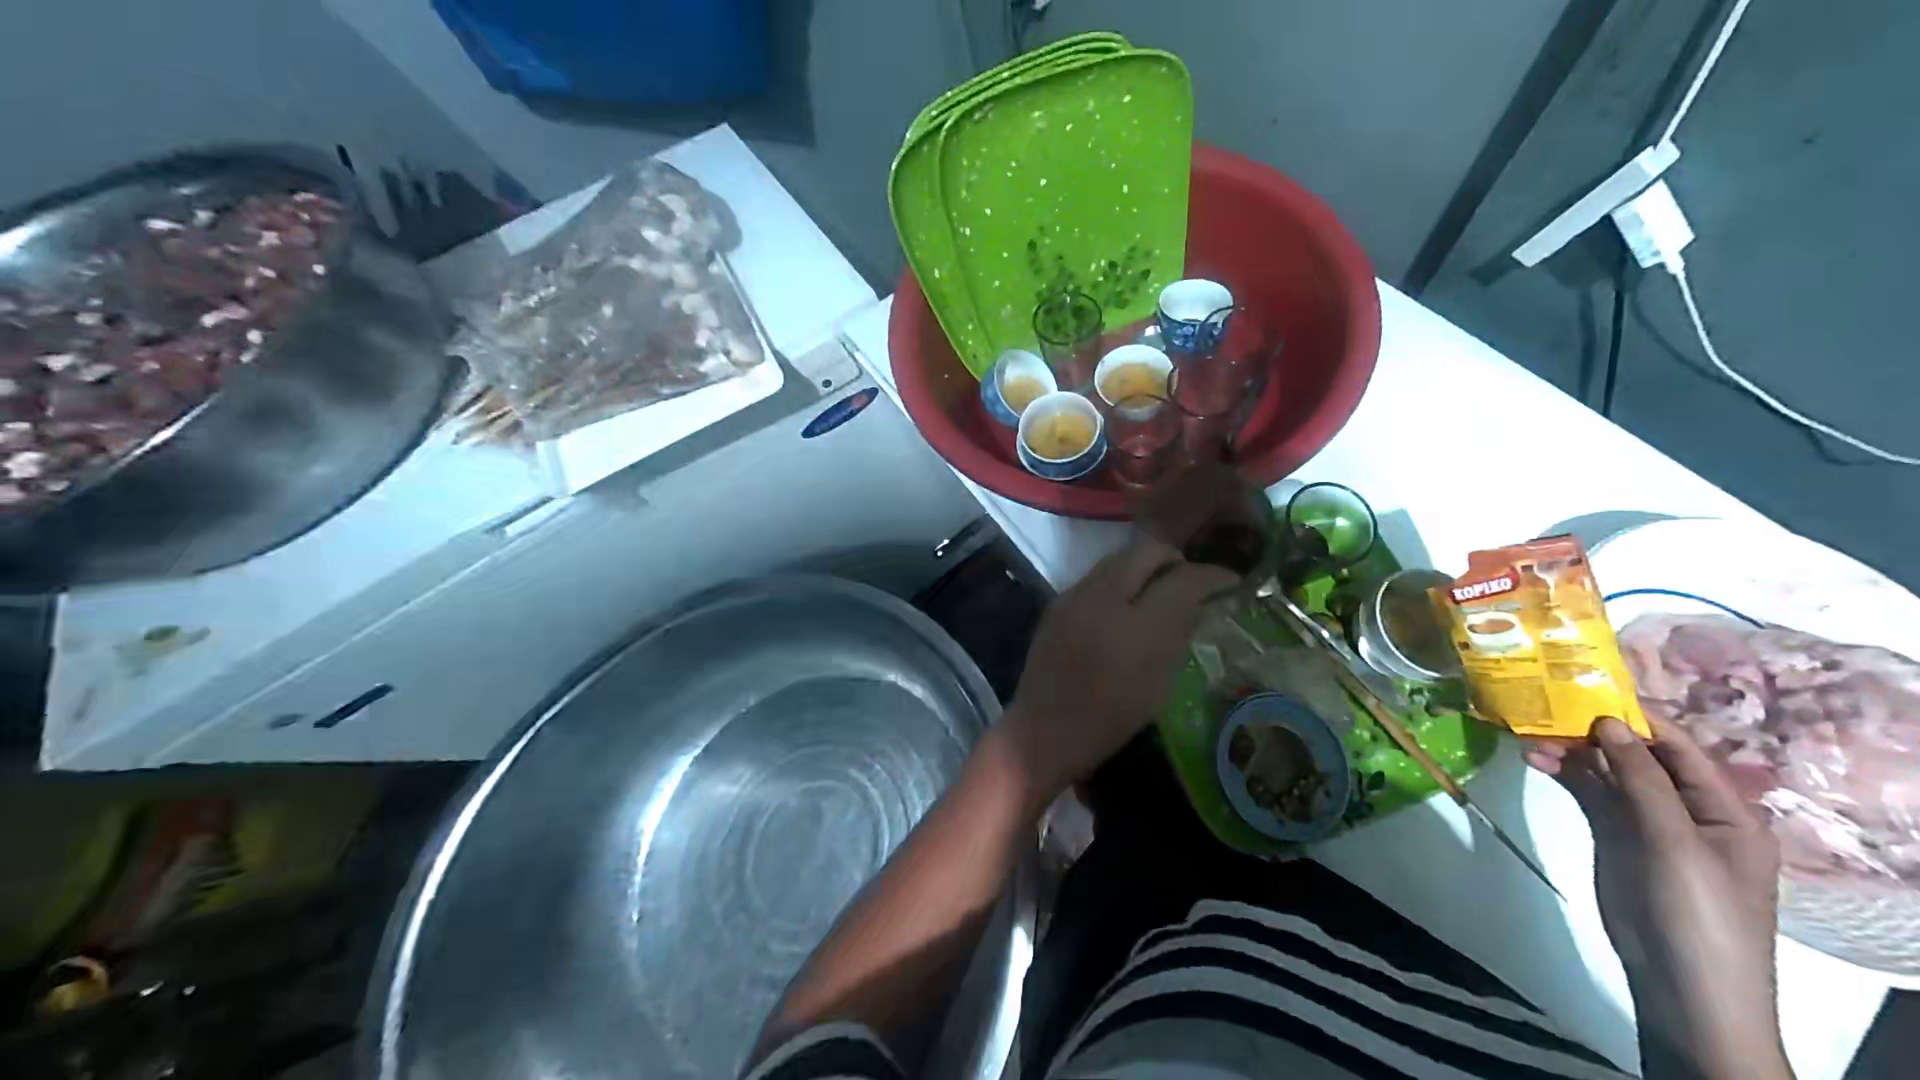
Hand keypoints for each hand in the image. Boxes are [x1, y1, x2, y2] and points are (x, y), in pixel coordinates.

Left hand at [997, 539, 1238, 801]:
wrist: (1044, 729)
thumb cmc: (1110, 719)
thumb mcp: (1160, 683)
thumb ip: (1179, 635)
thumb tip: (1199, 605)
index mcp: (1136, 626)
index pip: (1184, 579)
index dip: (1213, 575)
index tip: (1229, 581)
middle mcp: (1103, 599)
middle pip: (1147, 551)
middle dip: (1176, 560)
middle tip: (1191, 580)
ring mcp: (1074, 596)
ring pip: (1118, 558)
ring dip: (1145, 565)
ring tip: (1160, 588)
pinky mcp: (1056, 602)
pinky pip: (1096, 576)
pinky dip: (1119, 579)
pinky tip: (1126, 603)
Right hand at [1526, 718, 1790, 1079]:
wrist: (1684, 982)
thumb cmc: (1697, 910)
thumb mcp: (1675, 842)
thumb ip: (1642, 780)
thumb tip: (1608, 721)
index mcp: (1723, 807)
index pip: (1678, 747)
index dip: (1636, 716)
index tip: (1584, 686)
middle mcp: (1686, 807)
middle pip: (1636, 755)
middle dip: (1592, 731)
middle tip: (1541, 708)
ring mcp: (1648, 822)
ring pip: (1606, 772)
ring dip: (1571, 751)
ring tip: (1526, 734)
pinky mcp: (1616, 835)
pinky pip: (1589, 793)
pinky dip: (1564, 774)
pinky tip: (1533, 759)